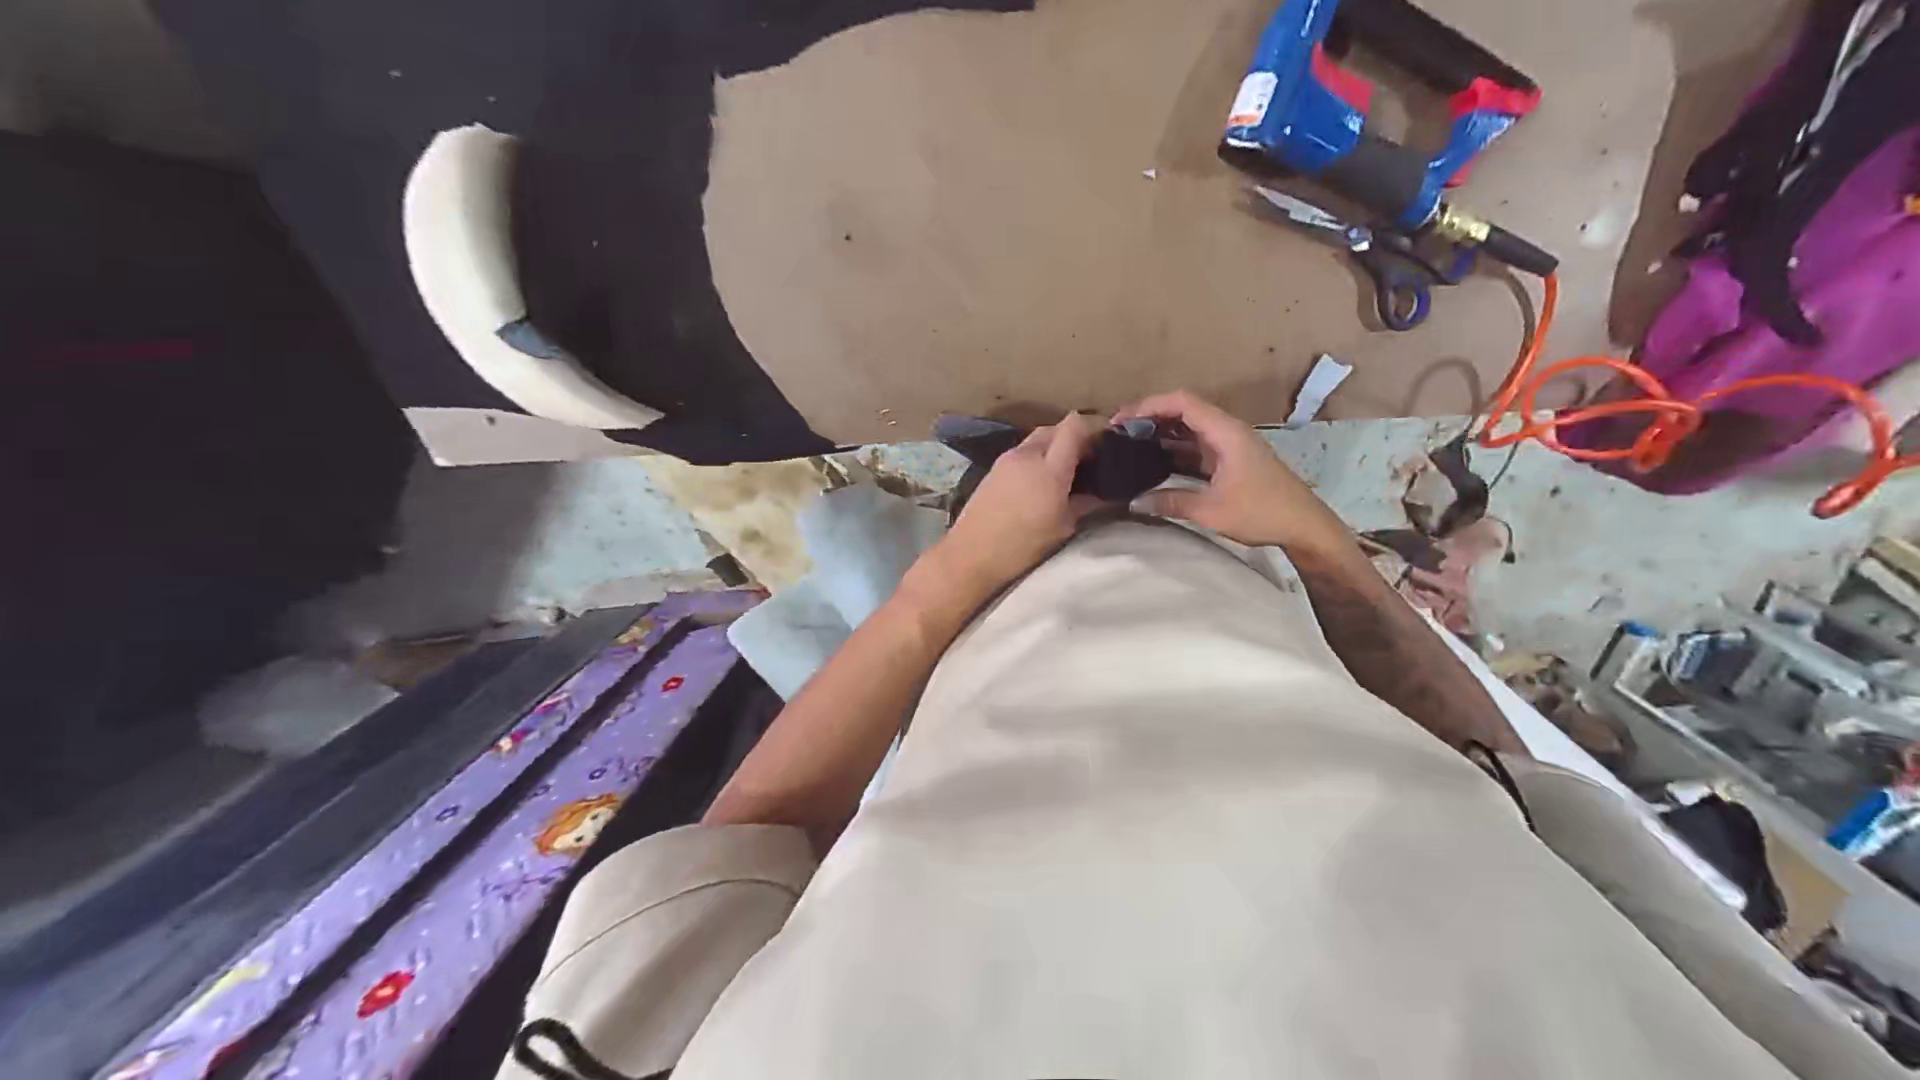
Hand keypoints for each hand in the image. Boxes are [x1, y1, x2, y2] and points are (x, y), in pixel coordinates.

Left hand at [916, 412, 1103, 601]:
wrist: (971, 555)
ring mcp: (1006, 459)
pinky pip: (1022, 451)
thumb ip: (1085, 504)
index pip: (1075, 426)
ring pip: (1038, 439)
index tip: (1107, 443)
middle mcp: (1026, 455)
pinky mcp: (994, 468)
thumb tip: (1105, 493)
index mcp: (1049, 469)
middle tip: (1089, 459)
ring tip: (1066, 471)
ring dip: (1054, 446)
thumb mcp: (1063, 528)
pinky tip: (1041, 479)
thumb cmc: (1021, 546)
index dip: (1095, 427)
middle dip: (1075, 437)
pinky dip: (1037, 456)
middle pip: (1056, 428)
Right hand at [1112, 390, 1351, 555]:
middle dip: (1149, 416)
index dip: (1149, 405)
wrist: (1304, 526)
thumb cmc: (1262, 513)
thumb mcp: (1211, 511)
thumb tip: (1134, 502)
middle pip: (1183, 410)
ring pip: (1187, 428)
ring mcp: (1228, 445)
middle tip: (1118, 431)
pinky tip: (1151, 460)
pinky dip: (1171, 449)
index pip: (1182, 403)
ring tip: (1128, 443)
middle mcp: (1227, 431)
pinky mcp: (1228, 460)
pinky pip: (1194, 446)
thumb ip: (1171, 502)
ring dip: (1159, 432)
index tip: (1121, 419)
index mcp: (1226, 433)